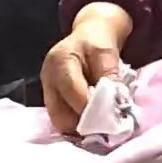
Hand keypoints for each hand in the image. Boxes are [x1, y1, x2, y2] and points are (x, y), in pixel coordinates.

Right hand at [40, 2, 131, 134]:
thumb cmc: (98, 41)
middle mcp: (48, 78)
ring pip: (60, 120)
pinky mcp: (52, 98)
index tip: (110, 120)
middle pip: (60, 113)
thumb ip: (109, 75)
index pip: (73, 93)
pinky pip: (63, 117)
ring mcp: (47, 90)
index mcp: (60, 63)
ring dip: (80, 126)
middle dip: (83, 123)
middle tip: (106, 128)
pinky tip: (93, 123)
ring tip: (100, 127)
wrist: (90, 34)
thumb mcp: (107, 52)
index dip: (90, 109)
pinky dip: (78, 122)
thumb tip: (113, 102)